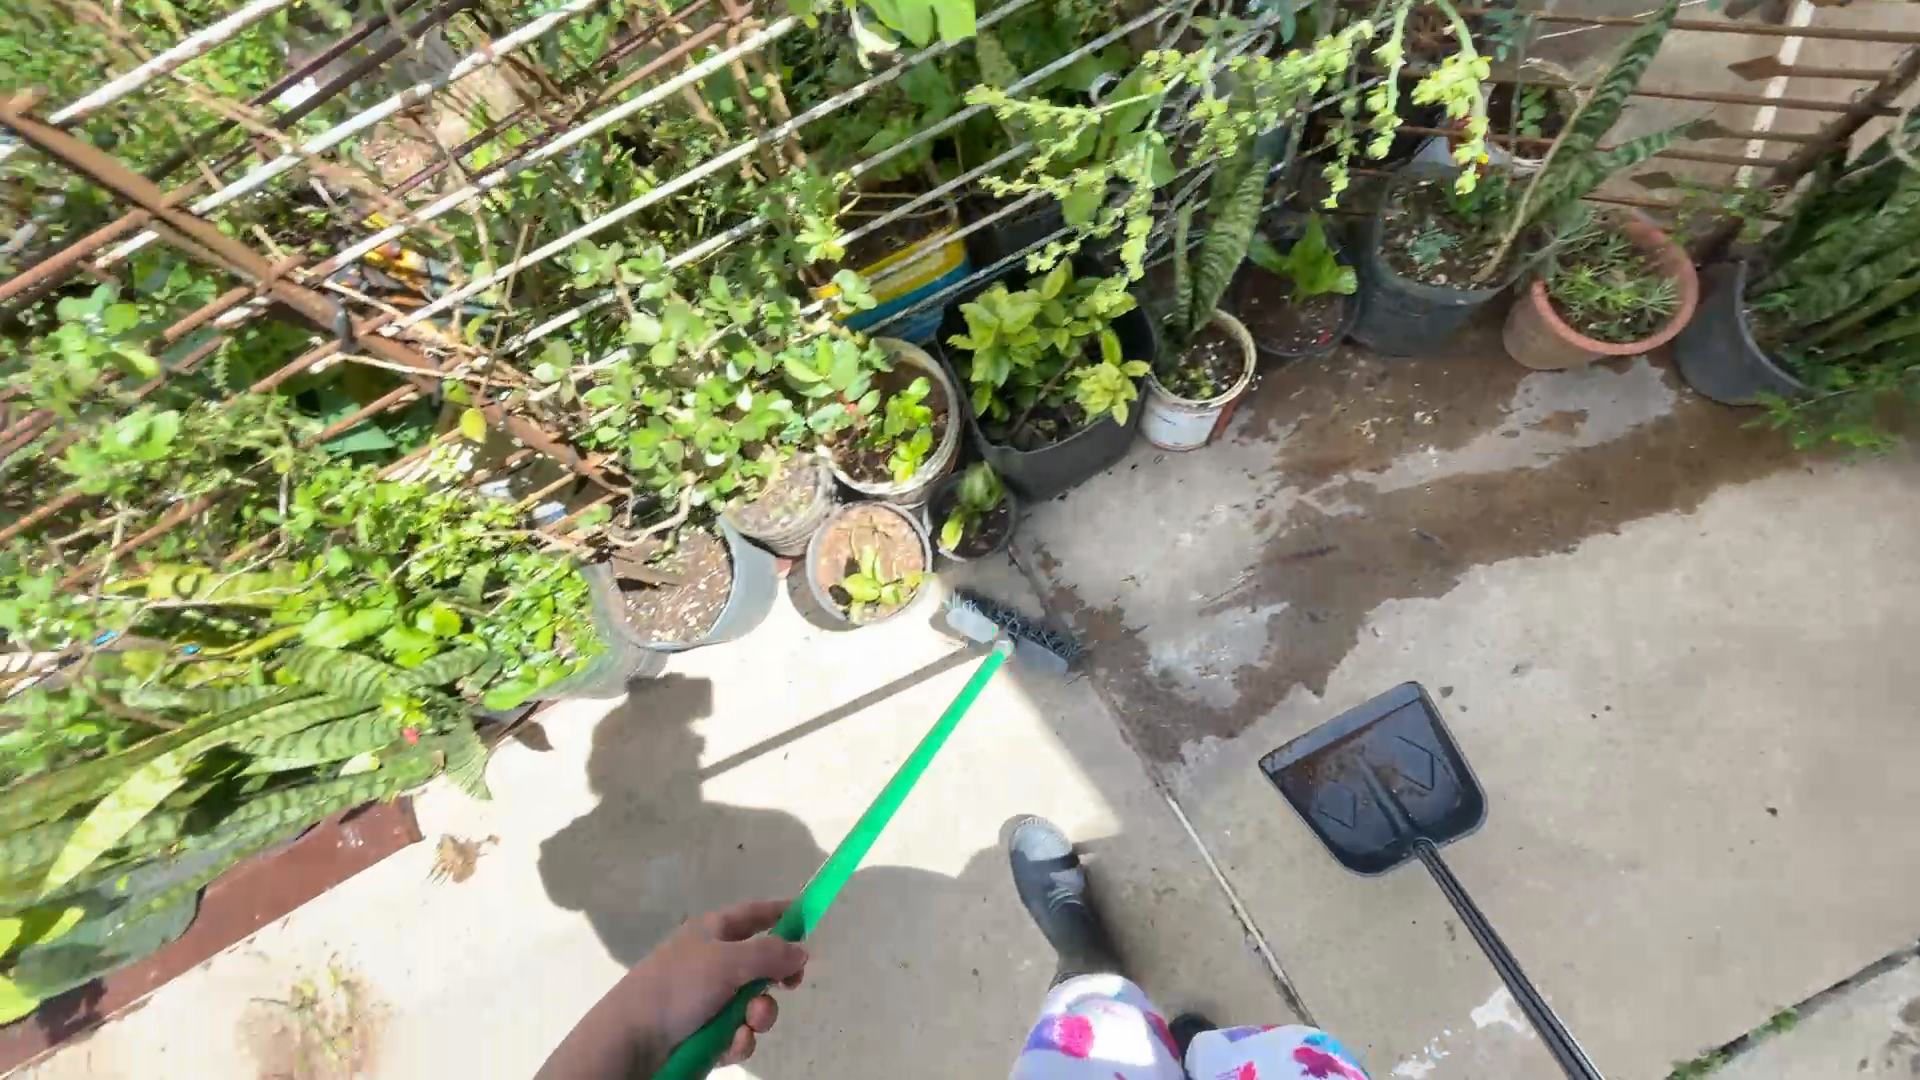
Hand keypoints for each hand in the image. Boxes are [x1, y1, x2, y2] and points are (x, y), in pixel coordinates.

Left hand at [630, 899, 808, 1063]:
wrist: (630, 1043)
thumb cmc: (679, 986)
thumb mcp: (729, 961)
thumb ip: (771, 954)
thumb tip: (802, 950)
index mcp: (713, 932)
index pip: (755, 914)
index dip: (781, 913)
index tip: (808, 919)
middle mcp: (714, 963)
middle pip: (761, 964)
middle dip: (777, 978)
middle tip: (792, 985)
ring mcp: (709, 1001)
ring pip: (754, 1003)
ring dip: (760, 1013)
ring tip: (751, 1021)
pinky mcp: (706, 1036)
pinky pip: (739, 1033)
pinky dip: (741, 1038)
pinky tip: (735, 1042)